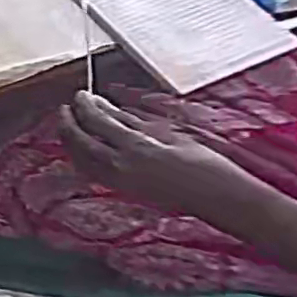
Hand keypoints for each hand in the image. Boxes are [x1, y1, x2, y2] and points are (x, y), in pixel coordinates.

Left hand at [59, 91, 267, 214]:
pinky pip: (89, 169)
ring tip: (70, 122)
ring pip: (79, 155)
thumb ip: (131, 121)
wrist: (228, 202)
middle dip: (69, 120)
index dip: (84, 105)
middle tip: (68, 106)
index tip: (80, 94)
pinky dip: (79, 154)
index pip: (97, 121)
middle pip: (79, 138)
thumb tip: (103, 105)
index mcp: (137, 148)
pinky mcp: (122, 190)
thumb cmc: (209, 165)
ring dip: (70, 137)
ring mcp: (119, 180)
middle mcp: (121, 165)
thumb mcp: (171, 135)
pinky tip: (81, 145)